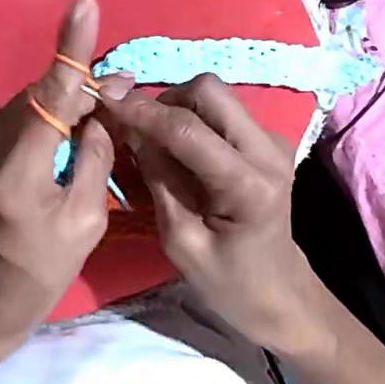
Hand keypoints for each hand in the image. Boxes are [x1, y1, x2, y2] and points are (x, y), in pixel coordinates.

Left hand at [0, 0, 130, 353]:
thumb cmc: (36, 275)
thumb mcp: (84, 223)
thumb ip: (95, 158)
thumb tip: (104, 110)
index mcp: (17, 173)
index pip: (51, 96)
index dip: (71, 48)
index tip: (85, 4)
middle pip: (44, 96)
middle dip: (82, 92)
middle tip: (117, 99)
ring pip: (31, 105)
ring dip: (65, 107)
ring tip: (93, 130)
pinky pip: (19, 120)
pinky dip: (46, 120)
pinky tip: (64, 140)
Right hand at [104, 74, 330, 354]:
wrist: (278, 292)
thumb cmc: (228, 281)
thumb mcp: (180, 241)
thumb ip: (157, 178)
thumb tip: (129, 127)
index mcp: (249, 186)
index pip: (188, 130)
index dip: (143, 111)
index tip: (106, 98)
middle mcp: (269, 150)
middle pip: (209, 90)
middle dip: (165, 100)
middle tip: (137, 127)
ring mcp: (274, 140)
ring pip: (216, 95)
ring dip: (178, 106)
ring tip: (155, 139)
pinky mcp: (269, 139)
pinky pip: (223, 110)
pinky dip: (194, 117)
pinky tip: (181, 148)